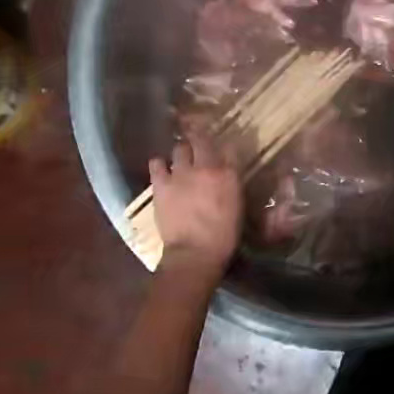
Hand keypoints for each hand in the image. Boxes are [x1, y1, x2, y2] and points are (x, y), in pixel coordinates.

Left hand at [147, 133, 242, 277]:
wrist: (194, 252)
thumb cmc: (223, 237)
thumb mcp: (236, 208)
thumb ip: (230, 187)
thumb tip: (225, 178)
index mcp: (228, 175)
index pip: (228, 147)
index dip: (224, 147)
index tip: (222, 150)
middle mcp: (205, 167)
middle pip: (202, 140)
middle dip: (200, 141)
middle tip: (198, 148)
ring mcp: (181, 173)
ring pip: (179, 148)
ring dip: (181, 152)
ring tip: (180, 160)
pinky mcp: (161, 183)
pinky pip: (156, 163)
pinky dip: (159, 164)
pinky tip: (161, 169)